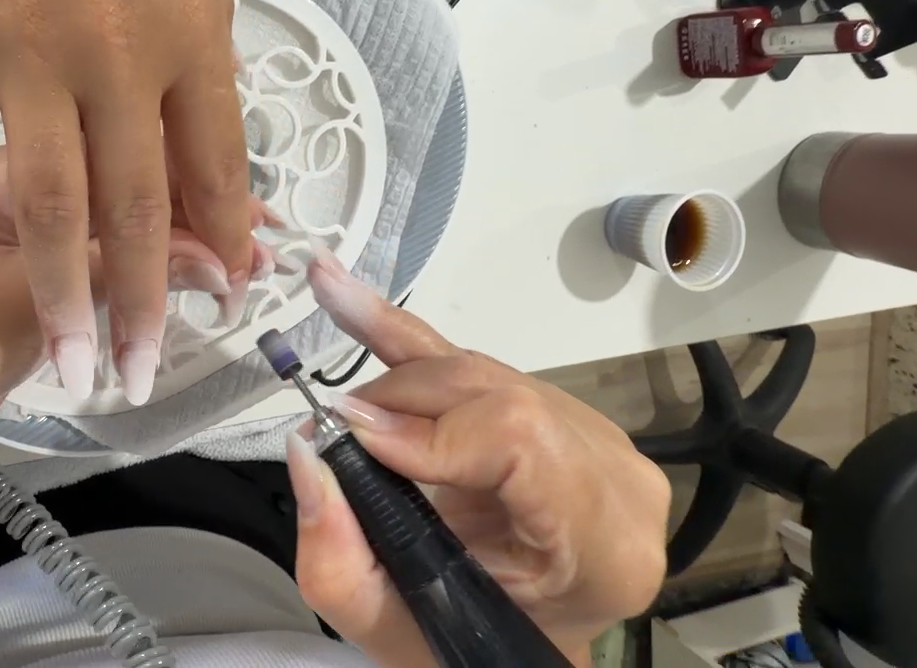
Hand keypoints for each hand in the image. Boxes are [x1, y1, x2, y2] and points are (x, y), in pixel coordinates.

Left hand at [0, 149, 255, 451]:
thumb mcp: (27, 304)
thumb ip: (118, 275)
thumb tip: (213, 263)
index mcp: (16, 164)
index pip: (117, 163)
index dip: (187, 196)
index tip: (246, 229)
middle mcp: (40, 173)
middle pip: (138, 181)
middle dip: (206, 214)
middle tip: (262, 248)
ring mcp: (55, 208)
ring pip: (139, 209)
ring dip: (197, 235)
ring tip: (253, 261)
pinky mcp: (66, 246)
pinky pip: (127, 239)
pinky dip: (172, 256)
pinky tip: (213, 267)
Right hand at [288, 252, 670, 665]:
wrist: (513, 633)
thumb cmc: (466, 643)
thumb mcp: (392, 631)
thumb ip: (340, 561)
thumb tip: (307, 451)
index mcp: (603, 543)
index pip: (519, 440)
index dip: (431, 428)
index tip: (353, 435)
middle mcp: (608, 470)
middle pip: (488, 389)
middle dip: (394, 397)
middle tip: (330, 422)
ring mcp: (582, 425)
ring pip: (467, 366)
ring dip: (389, 367)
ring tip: (323, 316)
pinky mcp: (541, 398)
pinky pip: (459, 350)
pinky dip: (391, 323)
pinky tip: (338, 284)